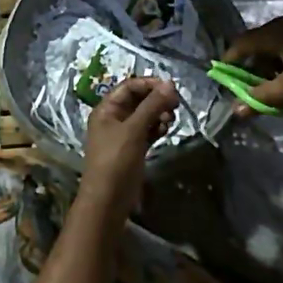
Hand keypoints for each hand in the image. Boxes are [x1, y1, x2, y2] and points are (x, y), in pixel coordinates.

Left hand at [80, 77, 178, 217]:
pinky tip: (166, 130)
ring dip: (159, 114)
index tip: (171, 88)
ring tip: (170, 120)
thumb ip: (152, 105)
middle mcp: (114, 118)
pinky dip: (157, 128)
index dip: (149, 84)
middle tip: (175, 104)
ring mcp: (124, 134)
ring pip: (145, 116)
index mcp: (106, 109)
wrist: (108, 199)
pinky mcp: (134, 148)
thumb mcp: (133, 129)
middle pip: (138, 100)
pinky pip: (148, 131)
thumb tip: (170, 84)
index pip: (129, 87)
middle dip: (157, 99)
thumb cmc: (116, 160)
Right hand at [223, 14, 282, 113]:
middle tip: (251, 87)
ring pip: (278, 41)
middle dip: (251, 64)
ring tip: (275, 85)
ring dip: (271, 62)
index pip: (240, 43)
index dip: (230, 61)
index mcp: (275, 33)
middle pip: (259, 41)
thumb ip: (261, 98)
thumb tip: (235, 108)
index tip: (224, 77)